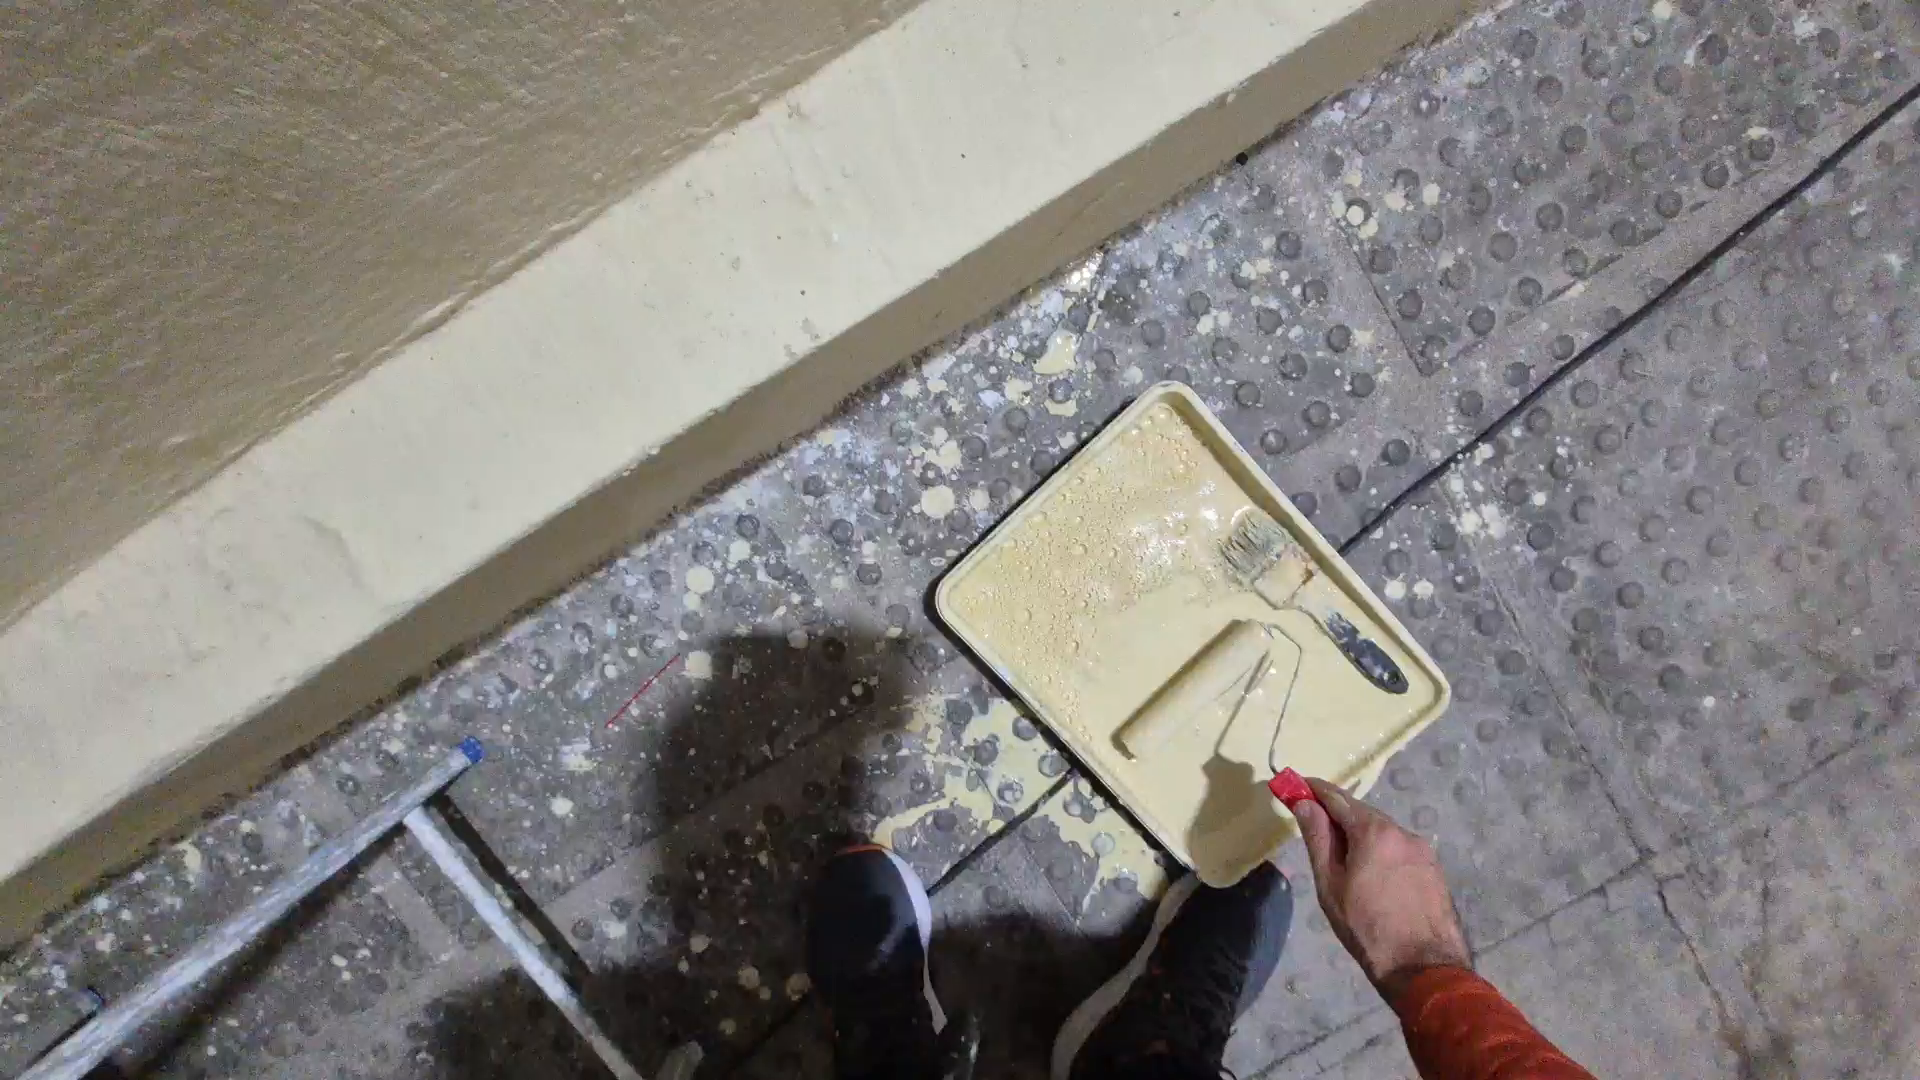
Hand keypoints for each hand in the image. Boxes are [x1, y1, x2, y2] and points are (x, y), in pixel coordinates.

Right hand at [1287, 776, 1470, 990]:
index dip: (1311, 789)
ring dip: (1358, 832)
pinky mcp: (1433, 869)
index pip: (1336, 797)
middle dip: (1334, 813)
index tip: (1292, 785)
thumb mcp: (1330, 882)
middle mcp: (1401, 832)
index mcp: (1374, 831)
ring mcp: (1422, 850)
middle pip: (1360, 812)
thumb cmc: (1366, 926)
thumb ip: (1317, 837)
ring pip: (1381, 829)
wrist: (1426, 971)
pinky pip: (1398, 847)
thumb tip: (1303, 802)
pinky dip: (1379, 848)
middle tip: (1311, 824)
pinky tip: (1370, 871)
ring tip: (1341, 856)